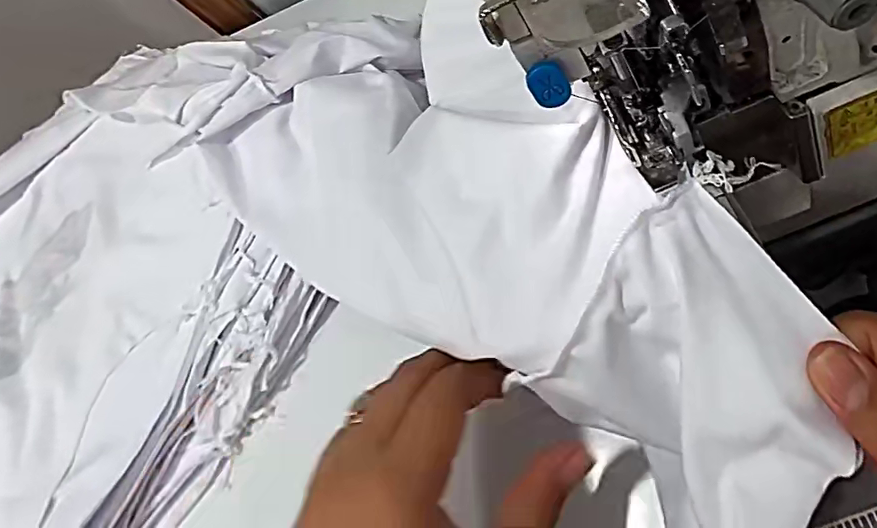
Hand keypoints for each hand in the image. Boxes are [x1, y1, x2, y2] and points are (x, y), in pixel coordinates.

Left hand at [295, 350, 593, 527]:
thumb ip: (532, 505)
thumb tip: (569, 459)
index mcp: (397, 480)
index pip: (441, 389)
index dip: (477, 372)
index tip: (501, 375)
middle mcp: (352, 473)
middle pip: (402, 383)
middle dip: (444, 368)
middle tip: (480, 374)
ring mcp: (322, 488)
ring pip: (368, 402)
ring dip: (408, 389)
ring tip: (443, 396)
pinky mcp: (307, 507)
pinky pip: (344, 435)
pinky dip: (377, 417)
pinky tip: (395, 434)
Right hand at [809, 312, 876, 527]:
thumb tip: (830, 362)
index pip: (873, 334)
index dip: (827, 360)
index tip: (793, 394)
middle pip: (876, 363)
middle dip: (837, 392)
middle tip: (807, 434)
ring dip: (851, 423)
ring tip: (830, 455)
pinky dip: (871, 447)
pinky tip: (861, 467)